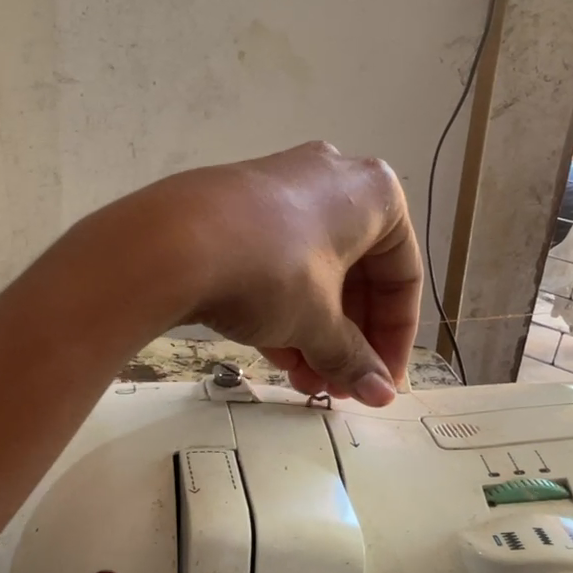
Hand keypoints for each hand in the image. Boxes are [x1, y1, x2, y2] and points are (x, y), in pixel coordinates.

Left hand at [131, 142, 421, 404]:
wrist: (170, 243)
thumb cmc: (269, 271)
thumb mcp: (318, 322)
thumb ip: (353, 358)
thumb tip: (380, 393)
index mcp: (373, 194)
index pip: (401, 276)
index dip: (395, 339)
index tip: (383, 382)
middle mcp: (331, 179)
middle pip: (357, 273)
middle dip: (349, 339)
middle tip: (340, 386)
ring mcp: (280, 188)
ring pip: (314, 270)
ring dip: (316, 332)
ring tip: (306, 383)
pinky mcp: (237, 207)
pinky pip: (276, 261)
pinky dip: (283, 307)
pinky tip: (275, 355)